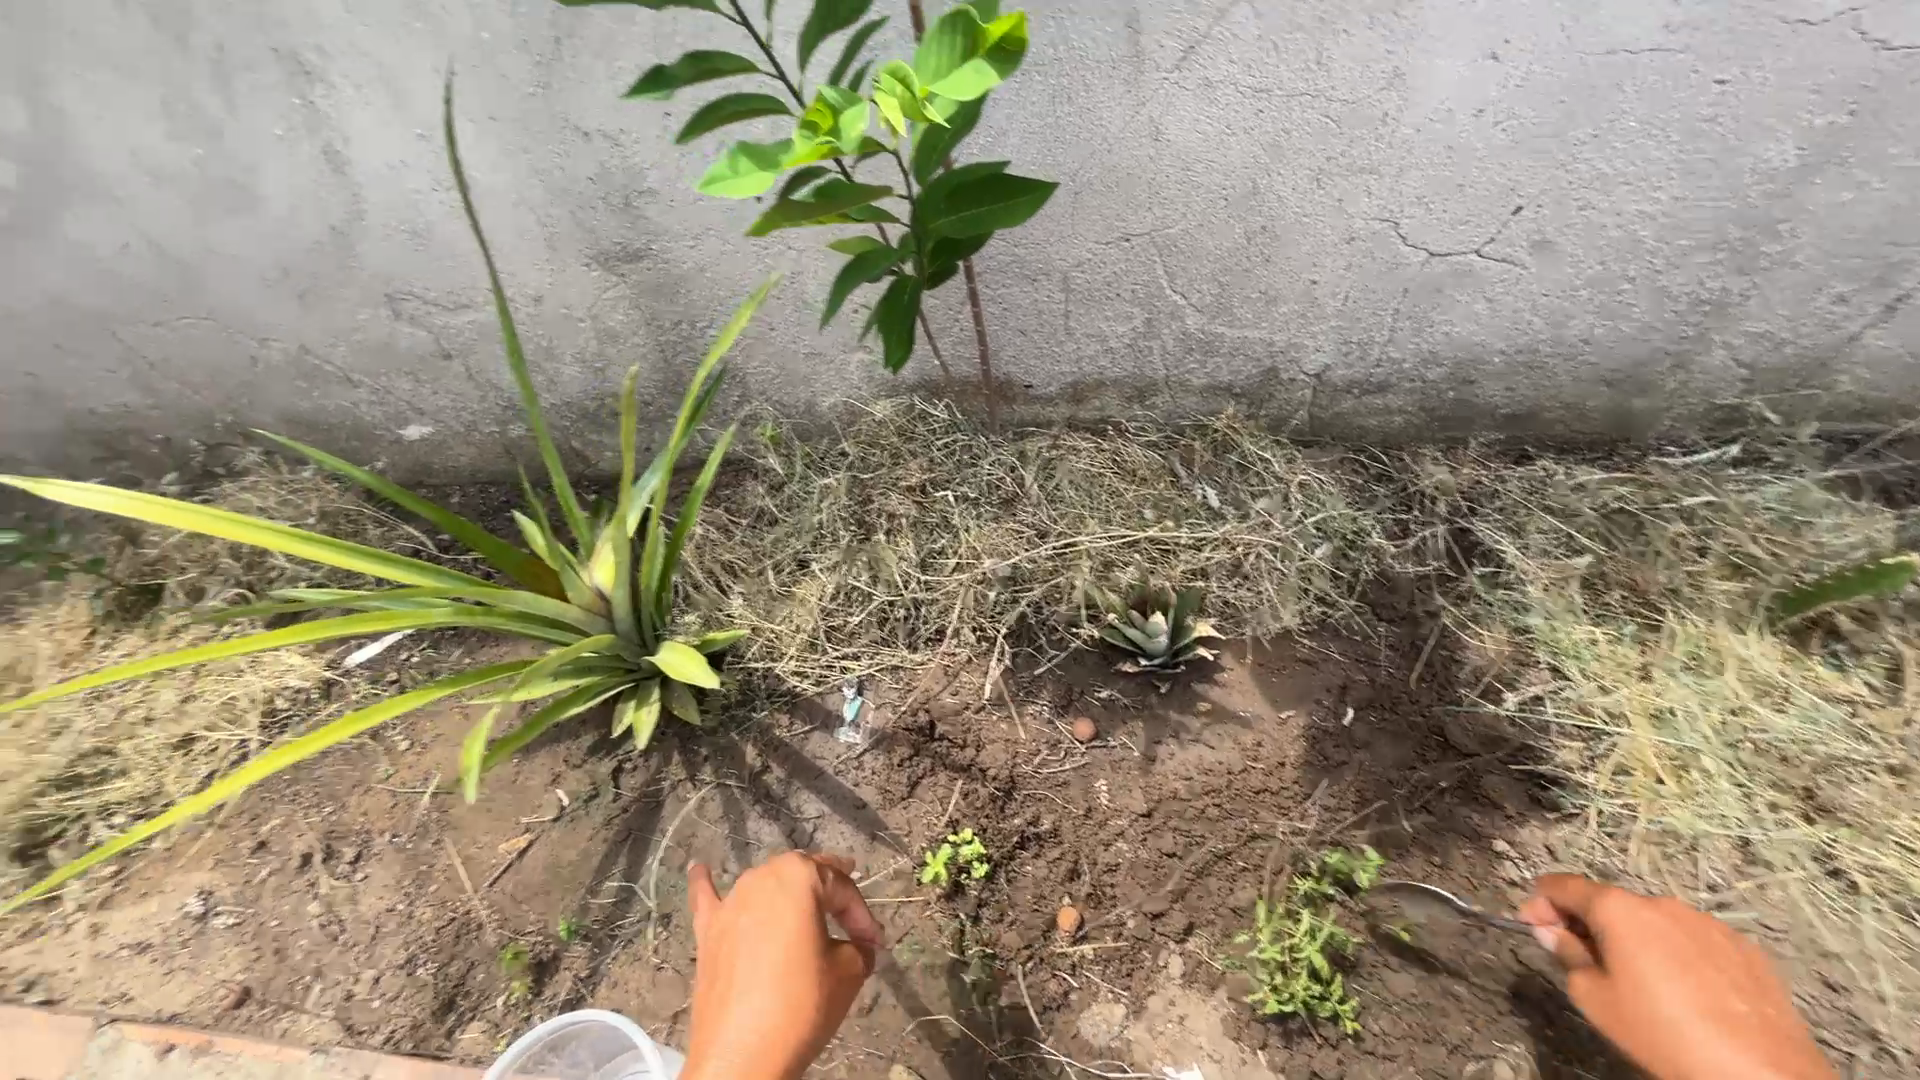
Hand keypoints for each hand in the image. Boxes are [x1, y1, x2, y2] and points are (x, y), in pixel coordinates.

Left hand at [681, 851, 881, 1079]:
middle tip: (849, 910)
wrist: (740, 1060)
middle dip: (829, 891)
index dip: (862, 915)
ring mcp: (730, 905)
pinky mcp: (707, 934)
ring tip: (806, 901)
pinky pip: (707, 900)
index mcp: (799, 877)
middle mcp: (761, 878)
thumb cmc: (800, 1006)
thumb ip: (858, 946)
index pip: (842, 887)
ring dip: (787, 892)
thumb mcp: (849, 972)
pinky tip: (699, 869)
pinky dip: (705, 885)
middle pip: (804, 875)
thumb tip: (855, 945)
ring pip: (765, 884)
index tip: (875, 944)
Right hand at [1521, 874, 1833, 1079]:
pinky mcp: (1747, 951)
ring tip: (1640, 978)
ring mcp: (1710, 925)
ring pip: (1655, 922)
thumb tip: (1554, 932)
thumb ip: (1567, 955)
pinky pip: (1695, 941)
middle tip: (1582, 957)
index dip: (1540, 902)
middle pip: (1610, 903)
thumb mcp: (1594, 999)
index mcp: (1618, 909)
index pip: (1562, 886)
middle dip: (1589, 923)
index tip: (1531, 924)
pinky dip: (1678, 954)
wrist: (1764, 1077)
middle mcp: (1662, 904)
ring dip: (1635, 938)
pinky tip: (1685, 990)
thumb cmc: (1662, 1033)